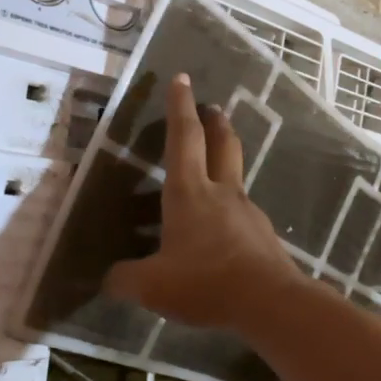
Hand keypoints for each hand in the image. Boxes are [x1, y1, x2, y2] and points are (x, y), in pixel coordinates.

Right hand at [105, 73, 306, 328]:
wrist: (269, 302)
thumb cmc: (206, 282)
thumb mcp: (152, 285)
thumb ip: (126, 279)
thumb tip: (110, 278)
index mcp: (189, 192)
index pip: (183, 137)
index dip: (179, 106)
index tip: (181, 78)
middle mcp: (221, 193)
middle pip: (222, 144)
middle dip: (214, 122)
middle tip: (212, 107)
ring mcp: (247, 213)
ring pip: (235, 178)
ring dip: (224, 163)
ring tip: (212, 173)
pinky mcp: (263, 236)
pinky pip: (241, 214)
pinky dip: (229, 210)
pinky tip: (221, 232)